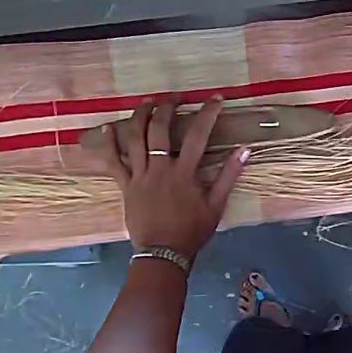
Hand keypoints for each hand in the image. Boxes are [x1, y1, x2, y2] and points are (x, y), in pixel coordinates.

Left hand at [92, 97, 249, 259]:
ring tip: (147, 103)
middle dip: (168, 107)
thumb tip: (244, 149)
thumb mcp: (216, 205)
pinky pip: (113, 162)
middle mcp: (160, 168)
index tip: (215, 99)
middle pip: (160, 129)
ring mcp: (139, 176)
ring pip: (135, 138)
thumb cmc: (192, 231)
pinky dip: (108, 144)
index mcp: (184, 172)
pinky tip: (107, 127)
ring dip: (140, 116)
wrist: (163, 254)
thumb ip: (229, 175)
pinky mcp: (125, 185)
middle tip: (175, 98)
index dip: (207, 113)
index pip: (198, 134)